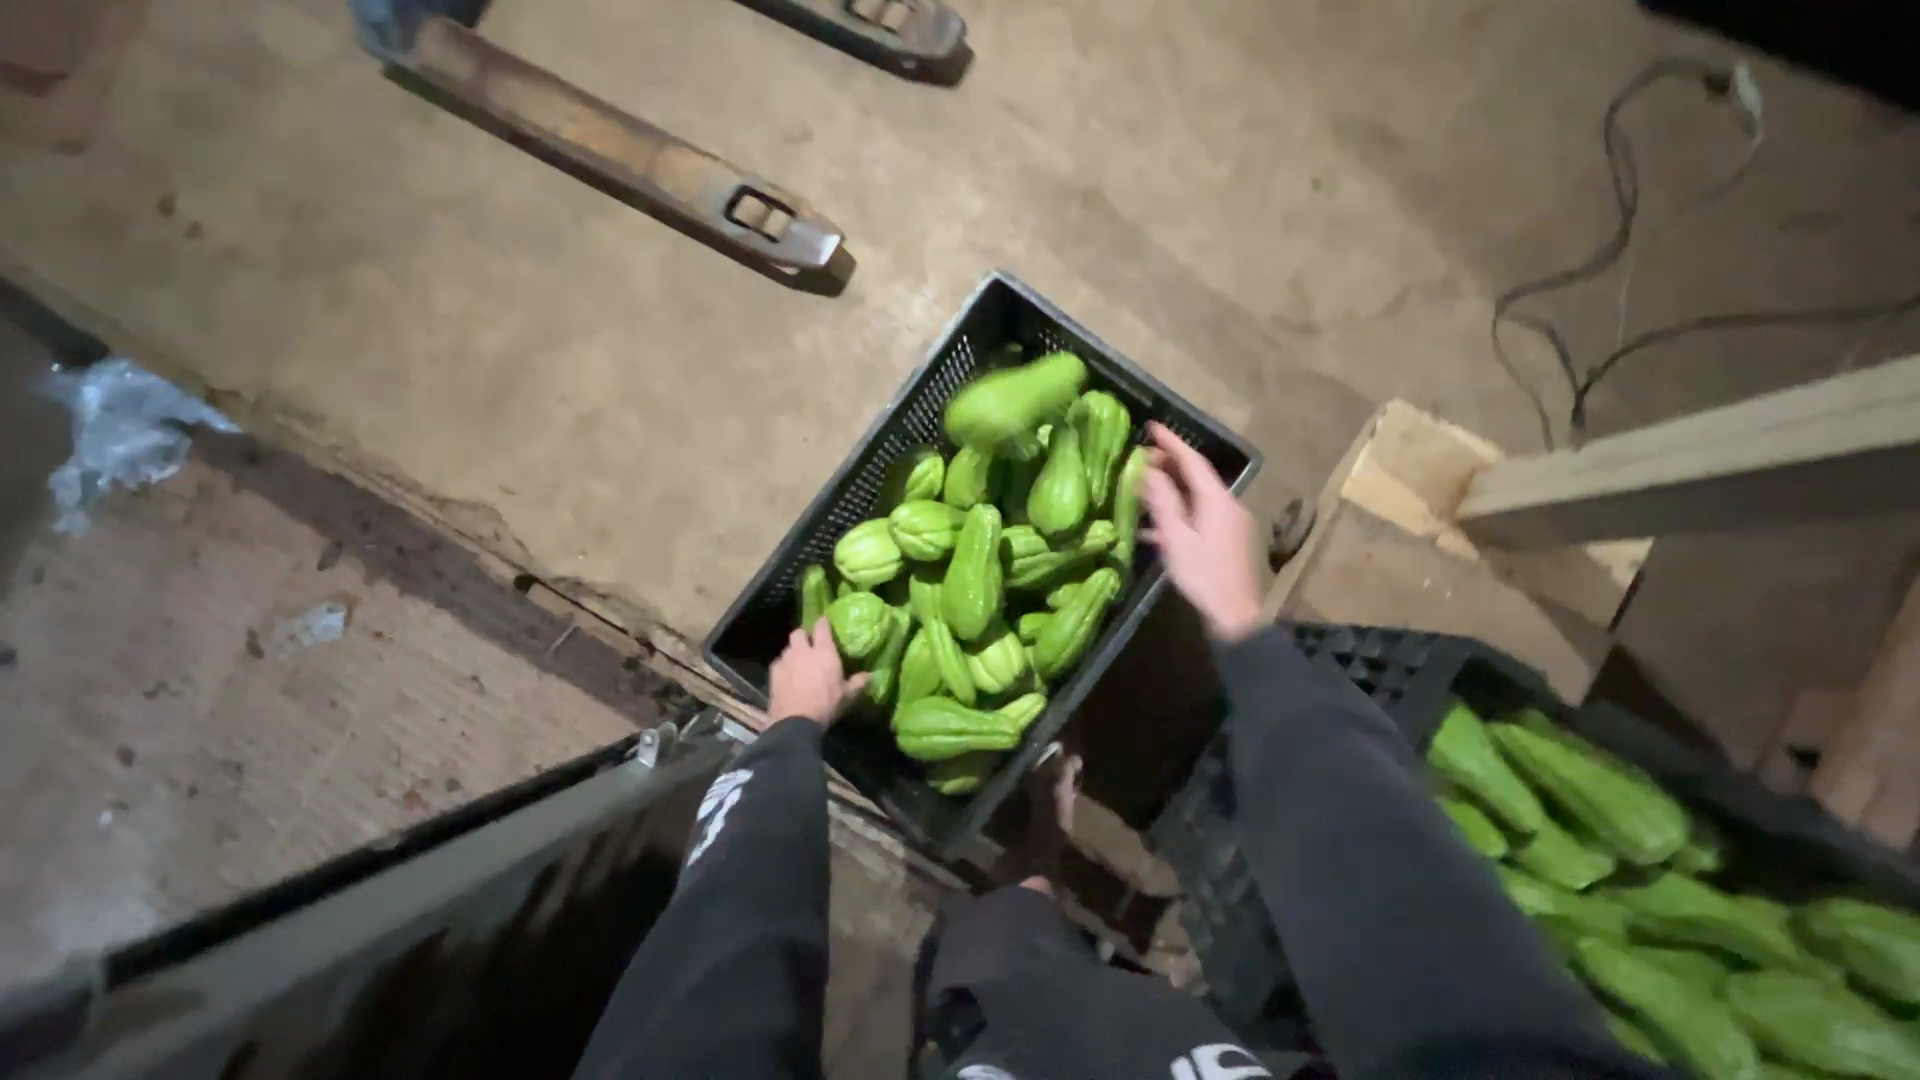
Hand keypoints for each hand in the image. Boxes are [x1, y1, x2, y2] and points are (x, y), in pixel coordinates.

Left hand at [767, 617, 869, 726]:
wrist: (795, 721)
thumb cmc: (826, 705)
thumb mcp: (847, 696)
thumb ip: (858, 683)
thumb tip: (870, 675)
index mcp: (824, 652)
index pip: (821, 626)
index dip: (823, 622)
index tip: (825, 622)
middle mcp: (803, 651)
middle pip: (798, 632)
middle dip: (803, 636)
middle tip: (809, 645)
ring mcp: (786, 660)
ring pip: (787, 648)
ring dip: (793, 651)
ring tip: (798, 662)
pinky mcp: (773, 672)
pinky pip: (778, 662)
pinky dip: (783, 666)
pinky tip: (787, 676)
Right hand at [1138, 422, 1264, 642]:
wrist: (1235, 615)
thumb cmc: (1203, 575)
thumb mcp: (1176, 538)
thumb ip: (1163, 502)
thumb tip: (1150, 470)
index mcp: (1218, 501)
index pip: (1193, 461)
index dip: (1172, 442)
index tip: (1152, 426)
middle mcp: (1229, 505)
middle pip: (1197, 477)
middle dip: (1170, 465)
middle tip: (1142, 457)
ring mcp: (1231, 523)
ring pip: (1198, 497)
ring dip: (1172, 490)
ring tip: (1144, 487)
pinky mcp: (1229, 540)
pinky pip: (1201, 515)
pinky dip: (1180, 512)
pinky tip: (1157, 525)